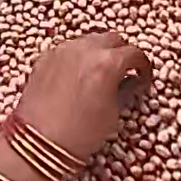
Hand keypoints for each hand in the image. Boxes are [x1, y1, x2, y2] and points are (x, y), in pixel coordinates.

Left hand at [8, 33, 151, 165]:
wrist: (37, 141)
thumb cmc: (78, 134)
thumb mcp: (112, 114)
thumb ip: (124, 90)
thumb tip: (130, 81)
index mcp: (107, 63)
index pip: (134, 53)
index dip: (142, 65)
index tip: (142, 75)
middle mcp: (84, 49)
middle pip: (112, 39)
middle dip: (121, 52)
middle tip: (124, 70)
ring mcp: (62, 50)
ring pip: (89, 40)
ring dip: (99, 51)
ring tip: (100, 71)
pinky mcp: (45, 57)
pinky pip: (68, 49)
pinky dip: (78, 56)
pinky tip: (78, 74)